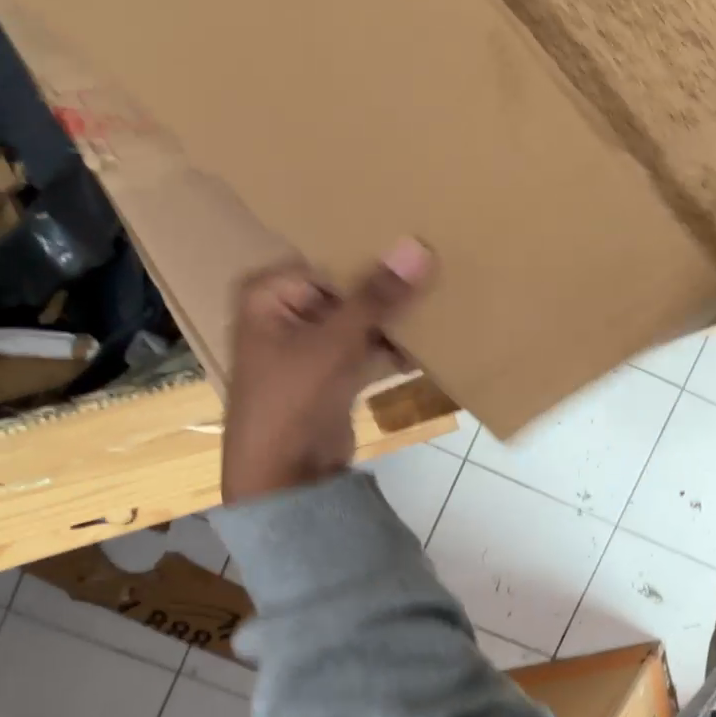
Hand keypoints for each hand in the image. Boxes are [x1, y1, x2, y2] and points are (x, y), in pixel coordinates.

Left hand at [222, 240, 433, 503]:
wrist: (284, 470)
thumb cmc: (292, 396)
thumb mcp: (336, 341)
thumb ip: (377, 296)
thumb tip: (416, 246)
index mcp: (269, 293)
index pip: (330, 259)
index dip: (374, 255)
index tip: (422, 247)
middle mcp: (286, 312)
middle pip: (351, 289)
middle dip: (393, 290)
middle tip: (443, 274)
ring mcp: (311, 344)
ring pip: (366, 319)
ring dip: (400, 322)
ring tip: (446, 309)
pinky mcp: (335, 371)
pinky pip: (373, 347)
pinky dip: (398, 349)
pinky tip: (435, 348)